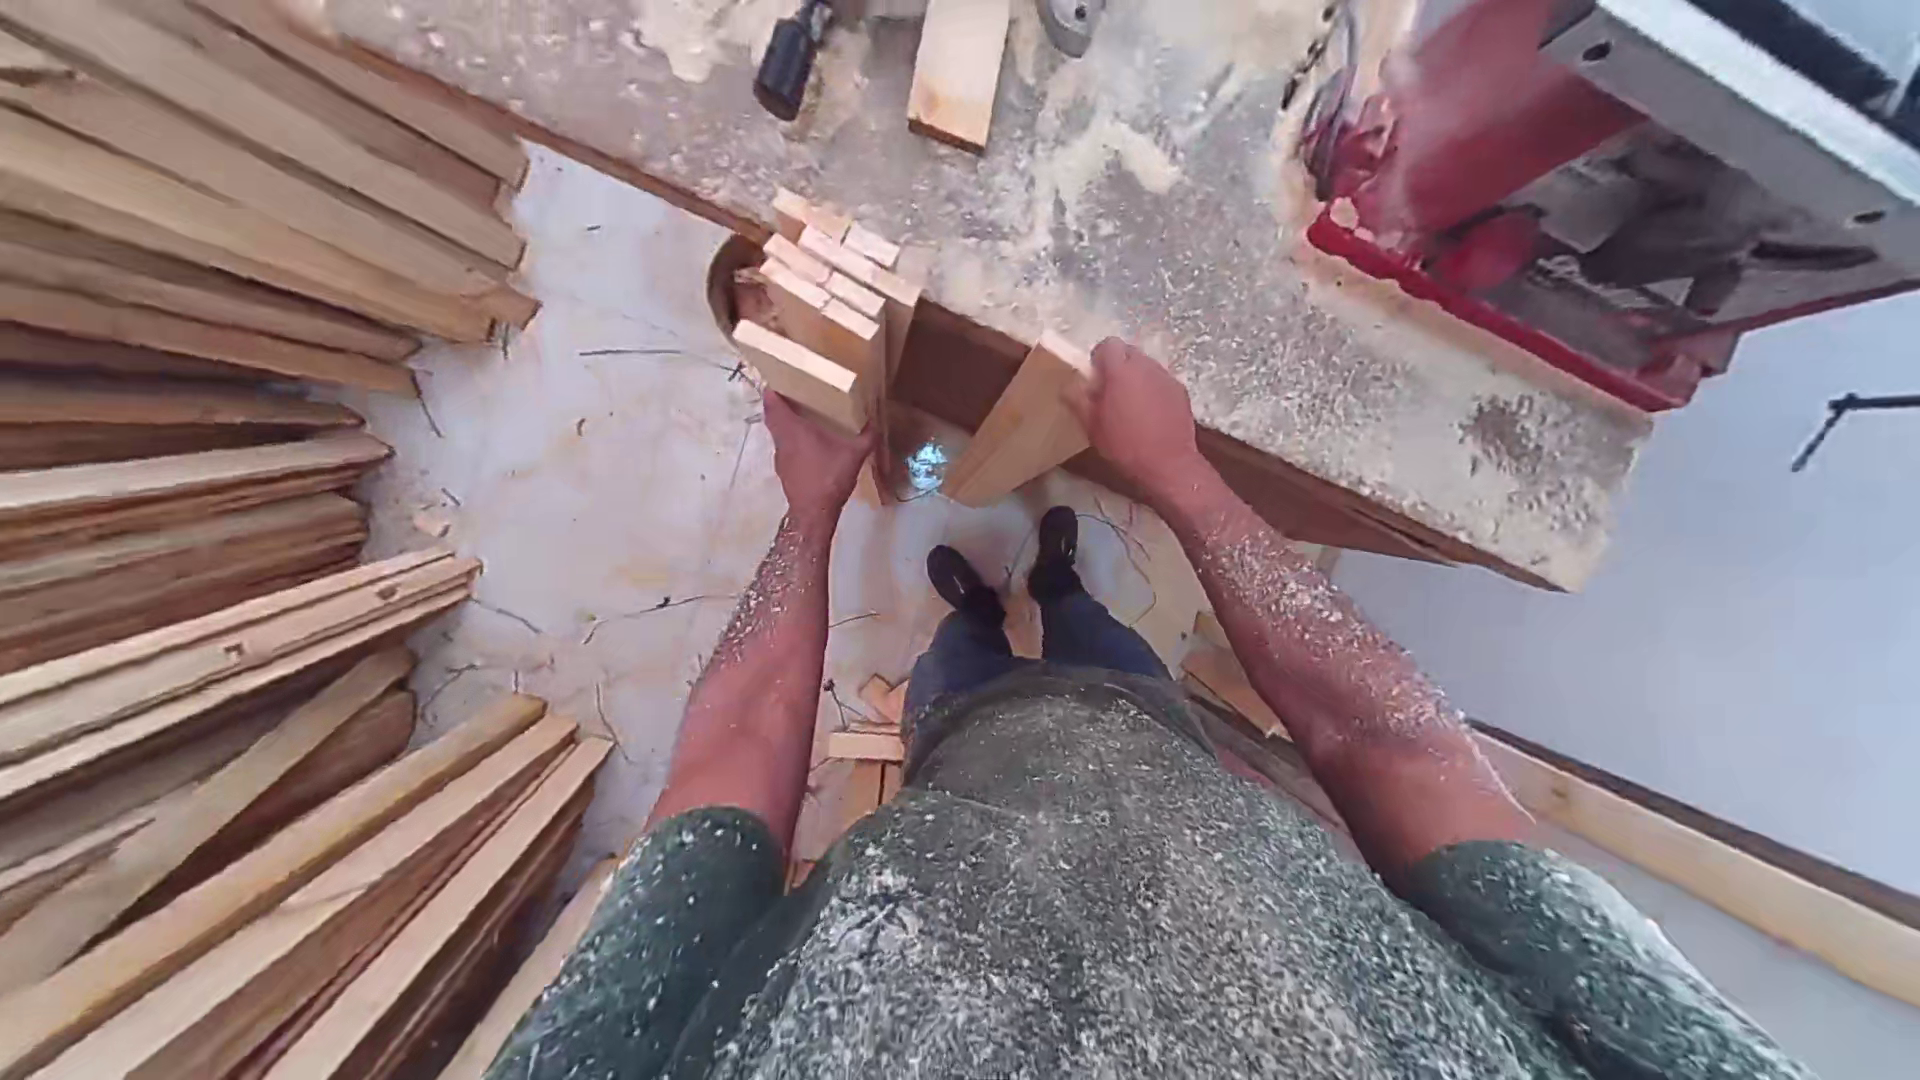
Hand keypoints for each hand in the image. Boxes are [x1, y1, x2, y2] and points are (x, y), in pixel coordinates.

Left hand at [762, 390, 874, 523]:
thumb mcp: (854, 455)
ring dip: (786, 425)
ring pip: (778, 434)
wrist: (815, 513)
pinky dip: (792, 443)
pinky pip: (785, 450)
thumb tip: (875, 423)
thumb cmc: (830, 477)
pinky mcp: (784, 472)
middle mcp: (782, 440)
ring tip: (803, 420)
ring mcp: (780, 458)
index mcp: (793, 430)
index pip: (772, 403)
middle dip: (779, 405)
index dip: (772, 390)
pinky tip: (809, 448)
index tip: (778, 380)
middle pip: (772, 417)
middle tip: (793, 396)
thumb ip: (866, 437)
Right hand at [1066, 338, 1205, 502]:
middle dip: (1117, 365)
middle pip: (1128, 351)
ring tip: (1130, 404)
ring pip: (1146, 365)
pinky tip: (1149, 414)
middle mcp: (1146, 366)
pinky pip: (1160, 380)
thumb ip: (1077, 399)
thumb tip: (1068, 385)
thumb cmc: (1124, 446)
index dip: (1098, 358)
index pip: (1108, 344)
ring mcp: (1166, 377)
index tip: (1094, 379)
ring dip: (1135, 377)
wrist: (1167, 465)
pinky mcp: (1180, 390)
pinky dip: (1152, 389)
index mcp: (1121, 371)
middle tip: (1109, 392)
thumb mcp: (1091, 426)